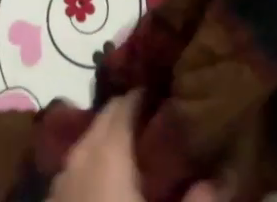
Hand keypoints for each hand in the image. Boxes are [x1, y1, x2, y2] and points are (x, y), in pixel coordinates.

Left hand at [48, 92, 225, 201]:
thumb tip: (218, 177)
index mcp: (106, 154)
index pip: (125, 105)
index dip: (147, 95)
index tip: (170, 92)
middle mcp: (77, 158)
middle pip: (103, 121)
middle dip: (129, 115)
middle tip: (161, 119)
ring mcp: (58, 184)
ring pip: (86, 146)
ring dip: (110, 141)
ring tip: (141, 151)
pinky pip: (75, 172)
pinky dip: (94, 167)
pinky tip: (113, 184)